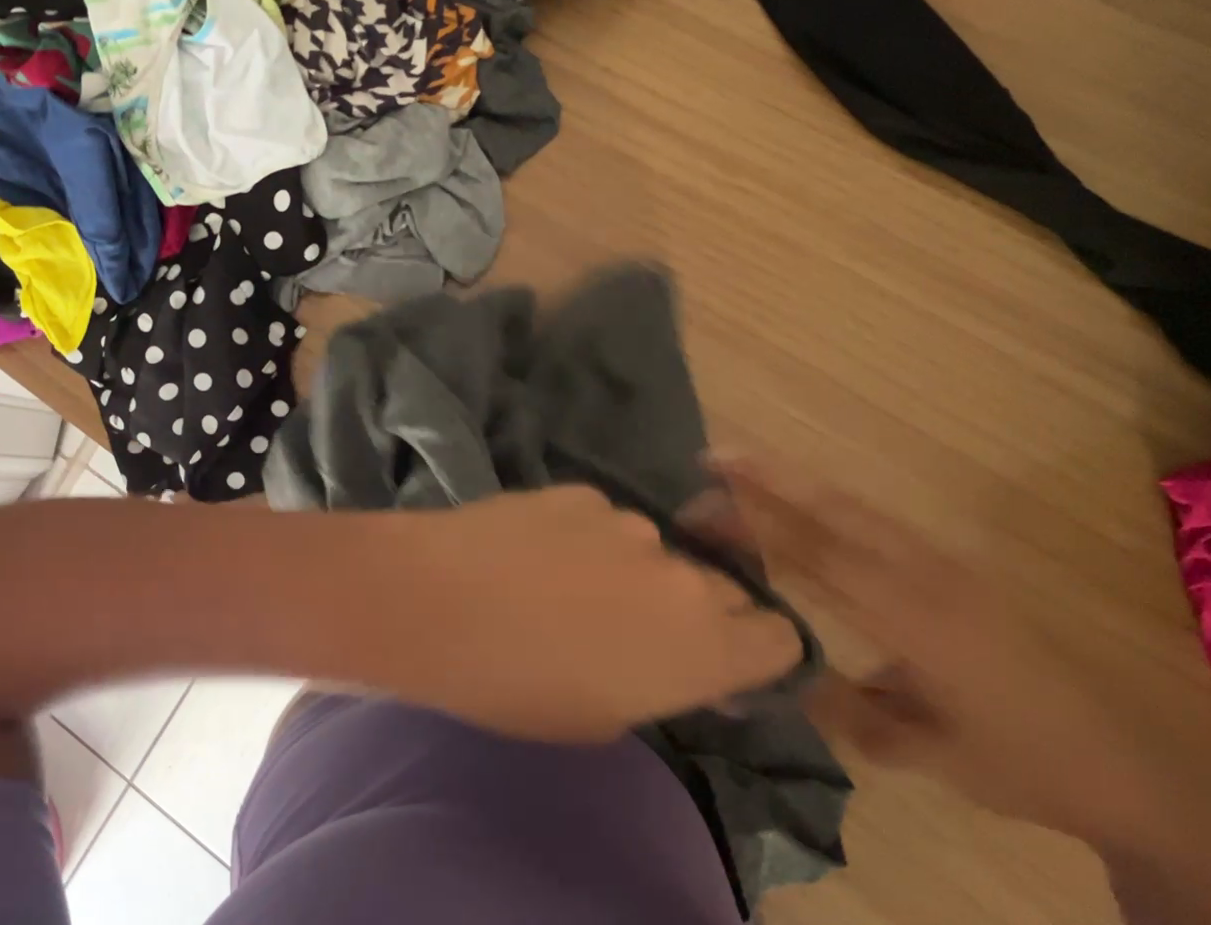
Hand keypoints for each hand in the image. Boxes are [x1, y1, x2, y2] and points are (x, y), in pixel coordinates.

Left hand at [380, 485, 804, 742]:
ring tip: (561, 587)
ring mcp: (630, 525)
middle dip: (693, 609)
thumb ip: (655, 686)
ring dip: (630, 569)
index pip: (780, 640)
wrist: (430, 602)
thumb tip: (669, 662)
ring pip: (654, 552)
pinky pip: (601, 522)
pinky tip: (528, 553)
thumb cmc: (511, 686)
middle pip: (723, 589)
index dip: (752, 651)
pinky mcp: (580, 492)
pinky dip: (581, 537)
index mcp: (704, 647)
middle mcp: (683, 577)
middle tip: (631, 628)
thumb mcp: (597, 719)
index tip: (714, 660)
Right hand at [711, 456, 1210, 844]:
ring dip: (795, 484)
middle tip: (708, 459)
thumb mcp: (918, 752)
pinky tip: (800, 504)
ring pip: (858, 509)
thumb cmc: (1015, 762)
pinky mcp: (955, 571)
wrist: (1120, 765)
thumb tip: (757, 674)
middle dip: (769, 480)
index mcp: (915, 617)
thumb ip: (837, 706)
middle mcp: (929, 576)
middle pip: (835, 512)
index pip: (816, 555)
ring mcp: (946, 567)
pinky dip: (827, 504)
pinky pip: (878, 523)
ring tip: (739, 466)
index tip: (700, 510)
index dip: (755, 525)